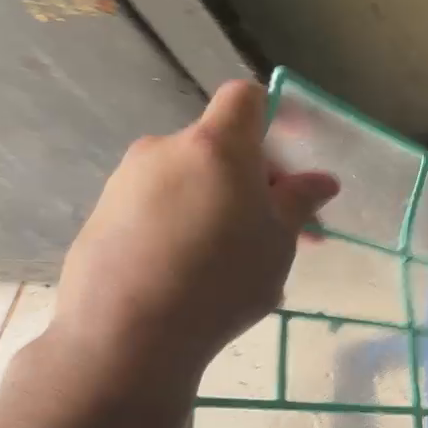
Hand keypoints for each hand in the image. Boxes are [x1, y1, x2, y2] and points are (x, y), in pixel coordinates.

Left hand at [48, 80, 338, 387]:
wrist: (128, 329)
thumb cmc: (223, 276)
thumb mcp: (280, 240)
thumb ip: (299, 202)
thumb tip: (320, 180)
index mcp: (217, 147)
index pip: (246, 99)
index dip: (275, 116)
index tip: (296, 158)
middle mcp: (167, 149)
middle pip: (223, 146)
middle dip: (260, 180)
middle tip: (288, 230)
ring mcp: (130, 179)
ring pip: (195, 178)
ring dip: (227, 204)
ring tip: (247, 258)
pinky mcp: (106, 211)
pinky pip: (165, 203)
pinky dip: (193, 222)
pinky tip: (205, 270)